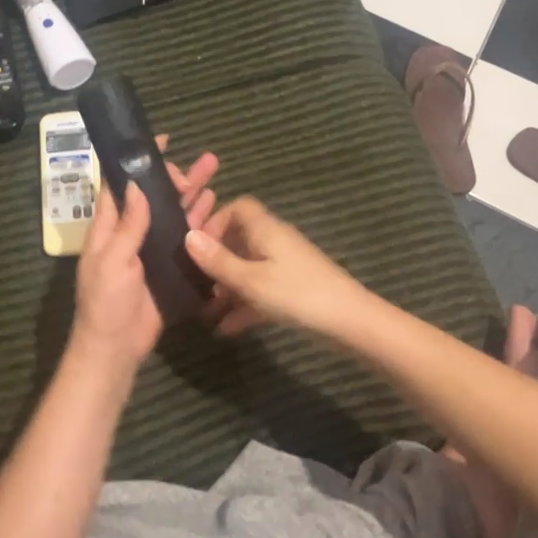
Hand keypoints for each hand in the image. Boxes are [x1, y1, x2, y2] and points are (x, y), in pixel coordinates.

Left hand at [70, 137, 218, 370]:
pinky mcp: (170, 267)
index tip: (159, 141)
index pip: (121, 184)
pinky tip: (217, 204)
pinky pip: (187, 237)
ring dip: (192, 191)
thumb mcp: (112, 260)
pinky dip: (201, 219)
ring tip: (214, 168)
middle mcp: (132, 232)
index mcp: (109, 227)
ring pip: (174, 212)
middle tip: (202, 163)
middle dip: (176, 175)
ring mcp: (152, 249)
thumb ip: (127, 224)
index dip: (137, 161)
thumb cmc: (106, 302)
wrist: (117, 349)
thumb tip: (136, 184)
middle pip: (155, 194)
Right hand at [183, 197, 370, 337]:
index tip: (197, 245)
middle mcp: (275, 242)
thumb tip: (188, 236)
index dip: (216, 220)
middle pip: (240, 241)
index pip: (239, 208)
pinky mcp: (293, 291)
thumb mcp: (251, 280)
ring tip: (204, 311)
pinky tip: (226, 330)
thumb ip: (218, 261)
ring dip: (227, 288)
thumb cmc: (297, 293)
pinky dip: (244, 306)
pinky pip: (261, 292)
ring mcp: (286, 267)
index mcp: (266, 230)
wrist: (349, 322)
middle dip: (216, 261)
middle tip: (194, 282)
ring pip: (249, 270)